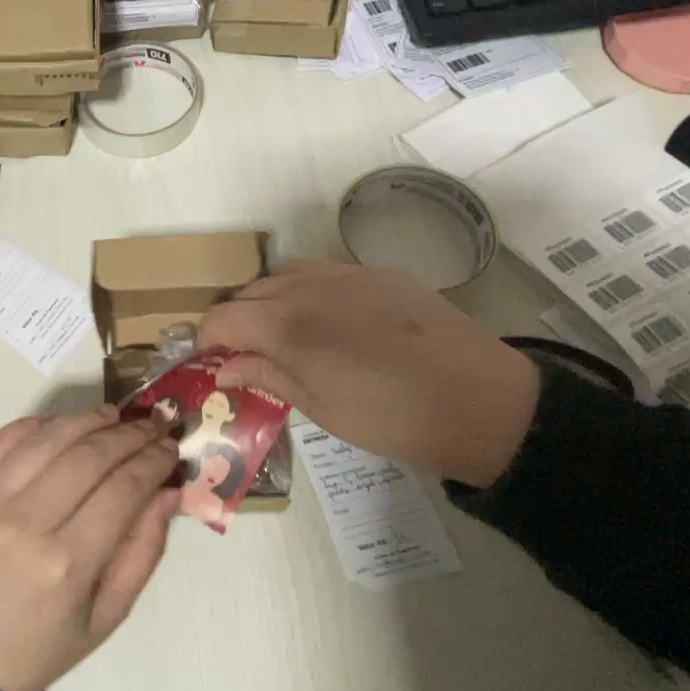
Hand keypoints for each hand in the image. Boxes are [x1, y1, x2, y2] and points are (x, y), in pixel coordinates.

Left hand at [0, 406, 179, 690]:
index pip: (122, 490)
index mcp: (66, 564)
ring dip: (85, 420)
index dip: (152, 462)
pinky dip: (35, 424)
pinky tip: (62, 425)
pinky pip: (1, 440)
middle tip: (152, 425)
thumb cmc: (43, 644)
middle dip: (128, 435)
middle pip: (87, 457)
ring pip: (46, 439)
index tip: (171, 449)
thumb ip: (143, 551)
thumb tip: (170, 491)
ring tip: (113, 416)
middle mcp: (25, 524)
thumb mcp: (107, 616)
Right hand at [198, 261, 539, 486]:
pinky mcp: (376, 273)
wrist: (481, 401)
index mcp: (287, 326)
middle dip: (237, 322)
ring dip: (270, 301)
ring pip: (283, 275)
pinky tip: (331, 322)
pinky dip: (307, 291)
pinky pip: (322, 272)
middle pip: (247, 293)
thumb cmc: (391, 419)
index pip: (221, 318)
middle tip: (250, 356)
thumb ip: (266, 377)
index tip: (216, 364)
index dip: (208, 341)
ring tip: (288, 335)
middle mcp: (306, 288)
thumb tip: (224, 367)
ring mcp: (344, 274)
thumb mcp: (319, 408)